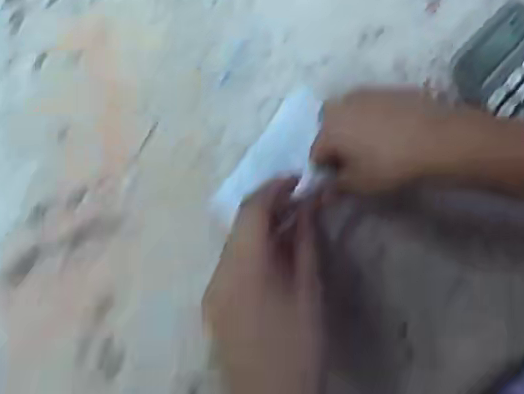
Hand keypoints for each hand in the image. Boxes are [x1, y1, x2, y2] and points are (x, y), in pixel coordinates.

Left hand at [203, 178, 322, 393]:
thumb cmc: (298, 345)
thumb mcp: (309, 288)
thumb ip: (306, 239)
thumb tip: (308, 202)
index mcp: (242, 267)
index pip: (253, 208)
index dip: (276, 187)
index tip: (302, 178)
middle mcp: (219, 275)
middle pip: (242, 223)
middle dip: (271, 204)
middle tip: (303, 198)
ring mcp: (214, 294)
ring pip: (237, 242)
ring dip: (264, 225)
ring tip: (297, 221)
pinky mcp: (216, 309)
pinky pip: (234, 263)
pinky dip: (255, 247)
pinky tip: (281, 251)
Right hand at [311, 89, 481, 195]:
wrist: (435, 136)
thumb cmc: (390, 164)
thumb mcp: (359, 184)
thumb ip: (336, 187)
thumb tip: (322, 192)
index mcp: (329, 126)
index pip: (316, 154)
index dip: (326, 171)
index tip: (342, 182)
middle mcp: (343, 103)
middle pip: (330, 127)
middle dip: (337, 144)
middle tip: (357, 163)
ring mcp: (367, 91)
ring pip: (351, 113)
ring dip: (355, 129)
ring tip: (375, 148)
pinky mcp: (389, 89)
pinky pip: (371, 106)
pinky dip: (374, 118)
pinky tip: (392, 133)